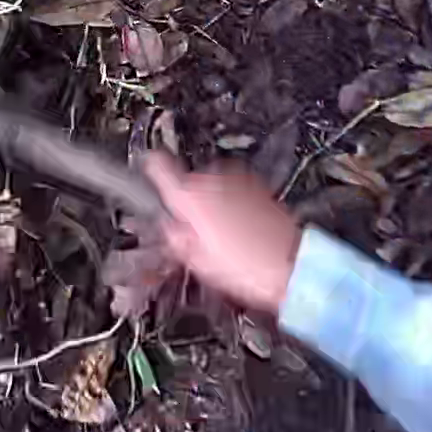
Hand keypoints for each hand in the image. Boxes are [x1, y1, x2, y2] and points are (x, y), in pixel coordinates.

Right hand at [144, 152, 302, 315]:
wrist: (291, 262)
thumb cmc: (246, 267)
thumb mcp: (197, 261)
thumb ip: (174, 236)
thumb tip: (166, 226)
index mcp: (191, 195)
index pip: (157, 165)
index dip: (146, 169)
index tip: (140, 171)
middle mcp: (212, 178)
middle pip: (185, 184)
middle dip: (185, 206)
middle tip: (191, 237)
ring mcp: (235, 176)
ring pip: (208, 187)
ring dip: (208, 205)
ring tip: (220, 238)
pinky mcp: (253, 181)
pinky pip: (229, 187)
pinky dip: (227, 202)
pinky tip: (236, 229)